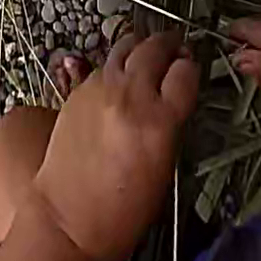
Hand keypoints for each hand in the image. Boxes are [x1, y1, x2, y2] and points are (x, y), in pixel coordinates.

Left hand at [27, 32, 198, 260]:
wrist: (67, 215)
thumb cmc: (122, 210)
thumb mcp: (163, 168)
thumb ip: (169, 125)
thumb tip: (173, 101)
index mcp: (159, 120)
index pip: (185, 73)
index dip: (192, 67)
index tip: (193, 68)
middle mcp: (129, 95)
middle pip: (154, 49)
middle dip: (170, 44)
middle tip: (177, 47)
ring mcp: (100, 87)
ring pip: (125, 46)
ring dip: (141, 46)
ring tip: (149, 51)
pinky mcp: (77, 89)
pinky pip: (103, 65)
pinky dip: (116, 64)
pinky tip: (120, 76)